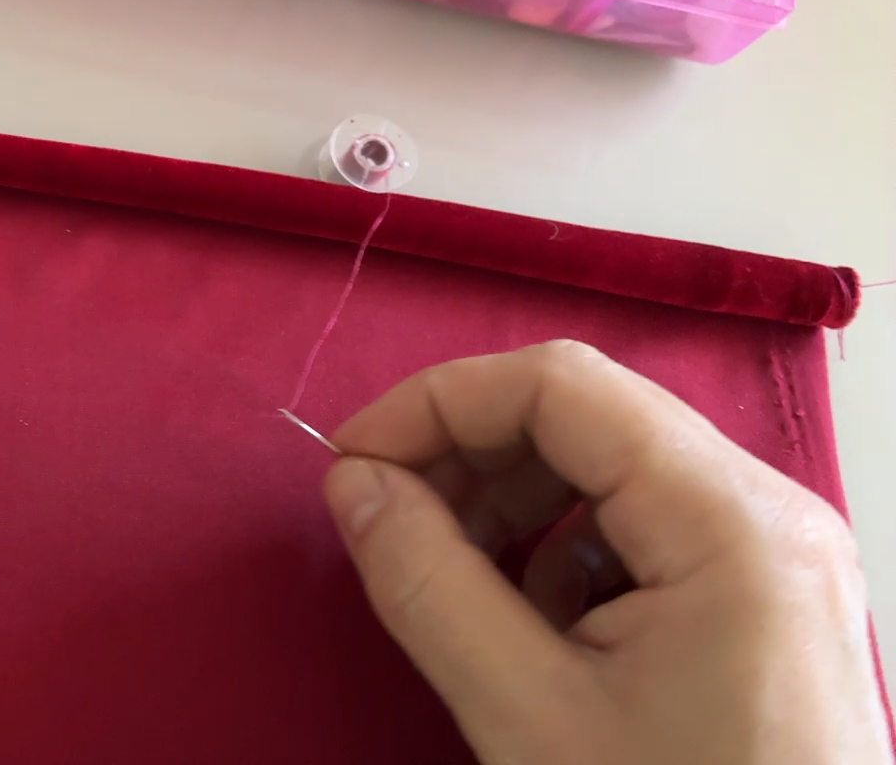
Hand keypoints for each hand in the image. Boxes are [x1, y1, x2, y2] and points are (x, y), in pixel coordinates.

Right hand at [324, 340, 891, 764]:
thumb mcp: (529, 716)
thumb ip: (422, 579)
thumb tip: (347, 478)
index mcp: (730, 521)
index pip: (552, 384)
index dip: (431, 402)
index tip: (352, 460)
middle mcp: (755, 507)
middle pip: (565, 408)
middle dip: (451, 444)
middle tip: (380, 506)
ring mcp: (750, 544)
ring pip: (578, 452)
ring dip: (481, 486)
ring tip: (435, 554)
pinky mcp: (732, 583)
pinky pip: (603, 508)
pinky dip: (526, 530)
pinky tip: (510, 601)